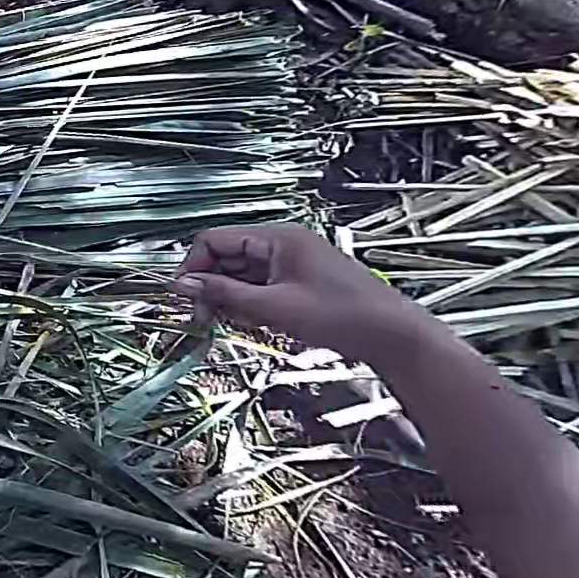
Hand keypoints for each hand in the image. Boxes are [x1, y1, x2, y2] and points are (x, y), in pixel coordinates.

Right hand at [170, 223, 442, 363]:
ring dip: (225, 297)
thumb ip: (222, 293)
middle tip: (199, 316)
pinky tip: (246, 320)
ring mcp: (289, 263)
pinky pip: (256, 286)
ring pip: (238, 274)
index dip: (193, 267)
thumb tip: (182, 284)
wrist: (396, 339)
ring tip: (224, 322)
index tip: (182, 294)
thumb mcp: (272, 306)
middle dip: (207, 286)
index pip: (214, 240)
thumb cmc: (341, 316)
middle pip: (224, 257)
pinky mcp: (296, 281)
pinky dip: (245, 302)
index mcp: (277, 238)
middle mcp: (281, 244)